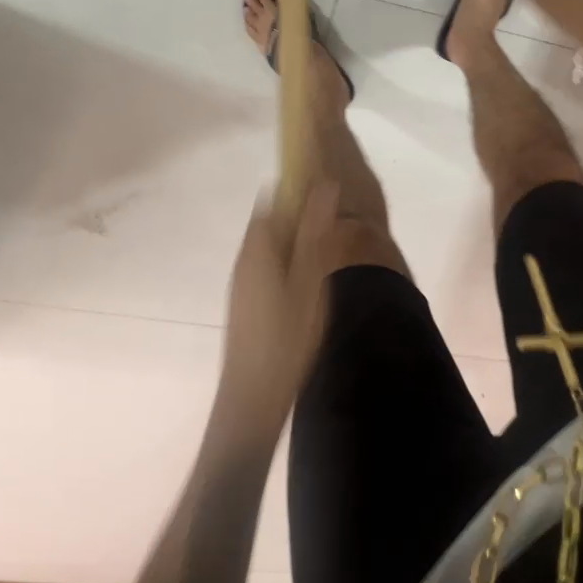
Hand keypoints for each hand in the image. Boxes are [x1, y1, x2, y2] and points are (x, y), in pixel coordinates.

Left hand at [220, 181, 340, 411]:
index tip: (330, 189)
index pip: (275, 197)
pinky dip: (291, 260)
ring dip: (298, 239)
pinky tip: (312, 280)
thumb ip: (316, 232)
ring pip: (272, 245)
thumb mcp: (310, 280)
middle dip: (302, 213)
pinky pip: (270, 264)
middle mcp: (245, 258)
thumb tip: (326, 185)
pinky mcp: (247, 302)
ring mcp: (243, 282)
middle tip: (339, 220)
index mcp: (258, 246)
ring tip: (332, 248)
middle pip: (272, 220)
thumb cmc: (286, 337)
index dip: (300, 186)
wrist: (252, 397)